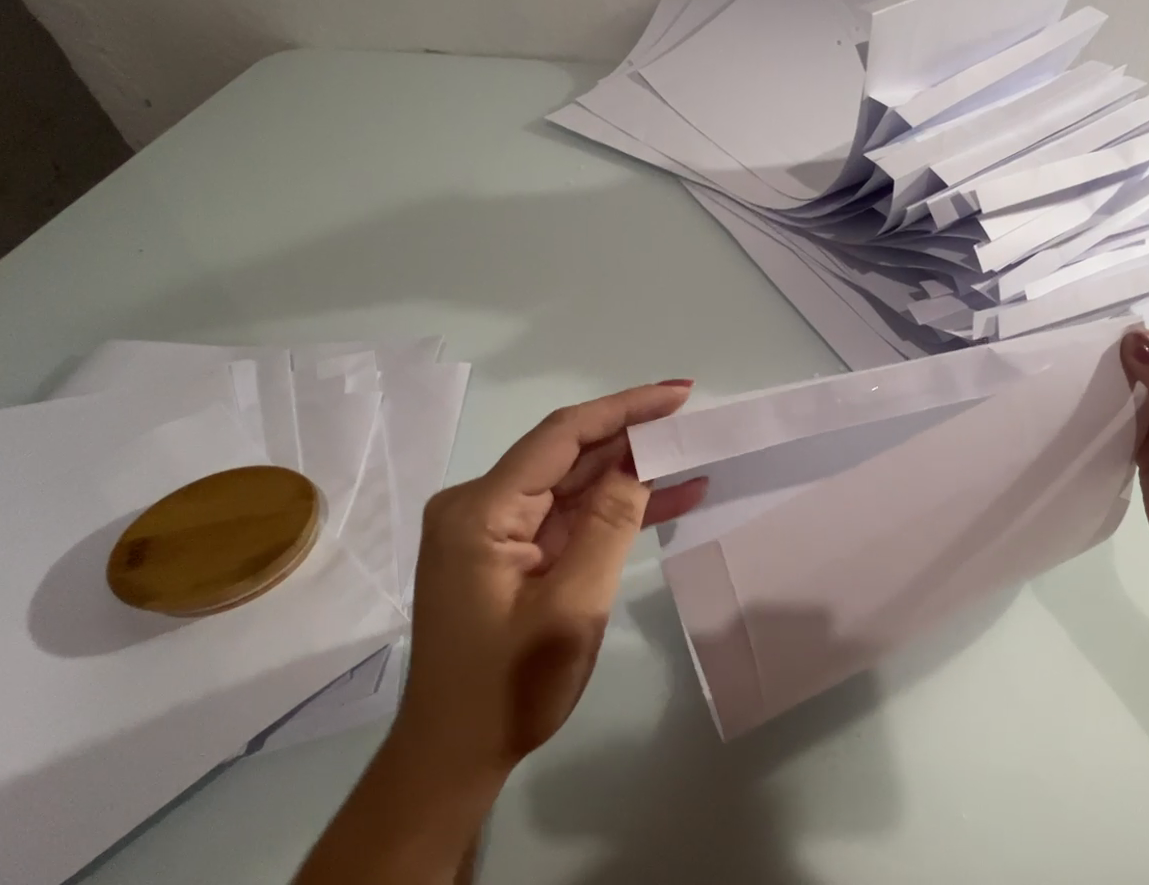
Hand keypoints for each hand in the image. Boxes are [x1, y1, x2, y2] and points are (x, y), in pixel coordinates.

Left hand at [391, 382, 708, 782]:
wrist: (454, 755)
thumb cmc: (510, 686)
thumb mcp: (572, 605)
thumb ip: (609, 525)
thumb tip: (638, 465)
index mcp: (482, 510)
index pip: (563, 436)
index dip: (625, 408)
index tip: (680, 393)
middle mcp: (481, 507)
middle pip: (569, 453)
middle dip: (633, 435)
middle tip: (694, 422)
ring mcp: (495, 532)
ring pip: (575, 483)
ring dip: (631, 471)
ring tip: (692, 453)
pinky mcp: (512, 554)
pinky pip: (571, 517)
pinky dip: (617, 508)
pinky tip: (672, 497)